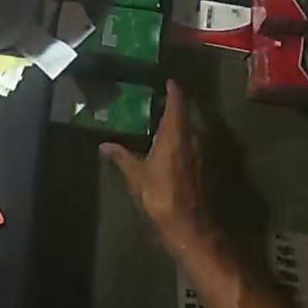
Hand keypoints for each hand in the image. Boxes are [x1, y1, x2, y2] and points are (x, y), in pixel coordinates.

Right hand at [101, 81, 216, 260]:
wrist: (189, 226)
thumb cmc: (160, 195)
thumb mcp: (136, 175)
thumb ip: (121, 156)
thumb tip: (104, 145)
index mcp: (175, 134)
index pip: (178, 103)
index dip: (174, 91)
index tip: (169, 81)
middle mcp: (192, 139)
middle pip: (186, 116)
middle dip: (174, 108)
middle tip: (158, 103)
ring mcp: (200, 154)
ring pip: (190, 132)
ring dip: (178, 126)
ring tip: (161, 124)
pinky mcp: (204, 168)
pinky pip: (192, 146)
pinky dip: (182, 142)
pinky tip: (169, 149)